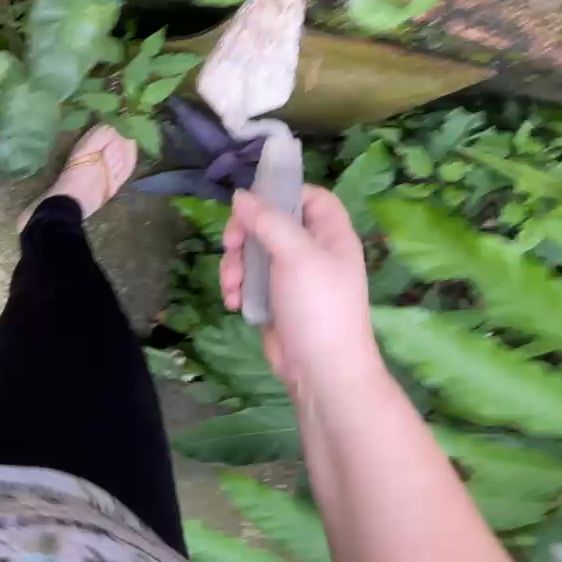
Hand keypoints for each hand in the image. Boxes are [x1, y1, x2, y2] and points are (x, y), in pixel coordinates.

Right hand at [221, 186, 382, 395]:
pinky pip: (247, 277)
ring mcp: (292, 275)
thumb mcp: (295, 255)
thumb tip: (240, 196)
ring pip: (252, 250)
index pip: (311, 197)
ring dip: (233, 265)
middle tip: (231, 246)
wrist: (321, 369)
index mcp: (331, 236)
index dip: (283, 193)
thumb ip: (268, 221)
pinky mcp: (273, 296)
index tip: (252, 204)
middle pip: (270, 222)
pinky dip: (235, 285)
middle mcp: (312, 251)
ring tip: (232, 287)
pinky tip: (234, 302)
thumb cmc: (318, 307)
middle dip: (244, 234)